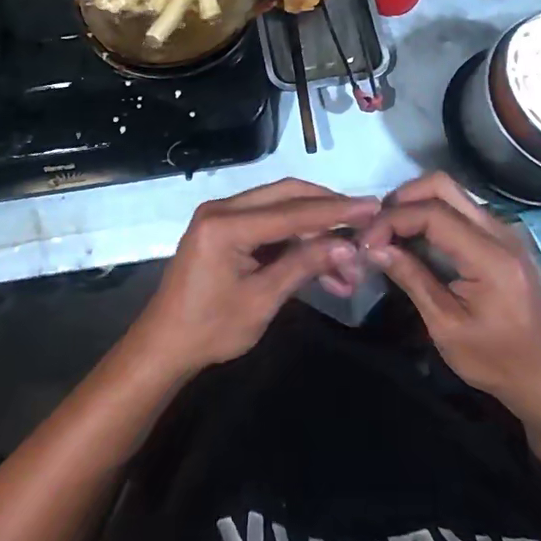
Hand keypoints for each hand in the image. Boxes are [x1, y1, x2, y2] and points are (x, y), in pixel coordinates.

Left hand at [130, 179, 378, 377]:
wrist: (166, 344)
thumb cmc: (211, 328)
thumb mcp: (263, 299)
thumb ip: (303, 265)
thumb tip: (348, 246)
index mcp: (226, 224)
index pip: (292, 210)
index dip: (336, 210)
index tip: (375, 207)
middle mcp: (222, 209)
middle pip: (287, 196)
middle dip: (328, 211)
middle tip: (366, 227)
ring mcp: (221, 217)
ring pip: (280, 209)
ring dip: (314, 232)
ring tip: (349, 267)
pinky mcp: (224, 230)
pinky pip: (267, 225)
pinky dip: (295, 242)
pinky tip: (323, 269)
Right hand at [357, 172, 540, 429]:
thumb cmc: (497, 361)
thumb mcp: (446, 326)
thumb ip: (411, 278)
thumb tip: (372, 248)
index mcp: (491, 257)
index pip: (431, 213)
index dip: (391, 220)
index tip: (366, 243)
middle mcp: (501, 233)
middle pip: (442, 186)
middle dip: (401, 199)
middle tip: (376, 229)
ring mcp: (504, 233)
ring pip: (451, 193)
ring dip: (415, 204)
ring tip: (389, 234)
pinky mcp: (501, 241)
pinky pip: (460, 210)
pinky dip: (430, 214)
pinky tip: (413, 241)